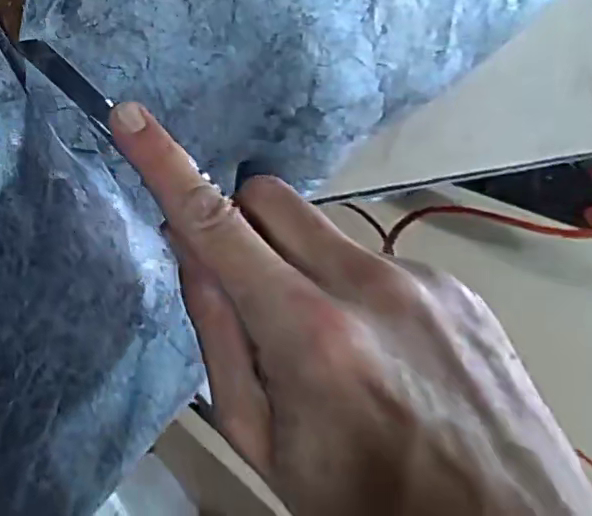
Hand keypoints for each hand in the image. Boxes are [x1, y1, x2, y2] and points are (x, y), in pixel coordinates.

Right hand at [108, 102, 591, 515]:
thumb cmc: (365, 509)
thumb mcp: (263, 442)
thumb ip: (217, 333)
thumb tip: (188, 244)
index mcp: (309, 336)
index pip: (214, 223)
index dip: (165, 163)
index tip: (130, 114)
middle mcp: (368, 288)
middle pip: (268, 196)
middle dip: (243, 224)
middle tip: (252, 287)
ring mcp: (424, 280)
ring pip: (322, 229)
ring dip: (304, 264)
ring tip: (336, 344)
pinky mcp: (460, 286)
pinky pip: (375, 257)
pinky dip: (356, 288)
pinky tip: (387, 353)